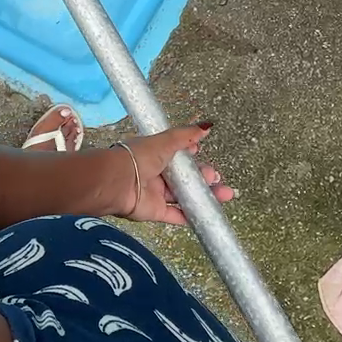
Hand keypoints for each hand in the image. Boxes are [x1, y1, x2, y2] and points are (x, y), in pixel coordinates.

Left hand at [108, 125, 233, 223]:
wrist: (116, 182)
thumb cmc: (137, 157)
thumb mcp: (164, 142)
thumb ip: (185, 135)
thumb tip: (207, 126)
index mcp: (154, 155)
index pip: (176, 156)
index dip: (191, 157)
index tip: (202, 155)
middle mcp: (154, 174)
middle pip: (183, 178)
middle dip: (203, 178)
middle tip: (216, 178)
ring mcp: (155, 194)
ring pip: (184, 197)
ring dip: (204, 197)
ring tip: (225, 195)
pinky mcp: (154, 211)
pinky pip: (175, 215)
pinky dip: (191, 216)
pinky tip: (208, 213)